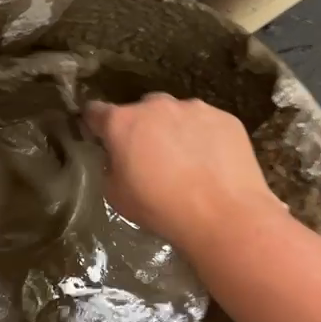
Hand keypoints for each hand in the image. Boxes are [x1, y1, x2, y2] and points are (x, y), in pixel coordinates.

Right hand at [82, 93, 284, 252]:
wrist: (225, 216)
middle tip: (148, 158)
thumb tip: (117, 158)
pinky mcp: (225, 118)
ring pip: (173, 114)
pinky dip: (202, 136)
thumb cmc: (161, 207)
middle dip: (139, 129)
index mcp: (121, 122)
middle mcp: (155, 105)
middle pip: (138, 111)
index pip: (95, 111)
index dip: (95, 126)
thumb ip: (109, 166)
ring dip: (171, 130)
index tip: (101, 140)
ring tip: (184, 160)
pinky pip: (204, 123)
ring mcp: (193, 108)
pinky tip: (209, 162)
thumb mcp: (115, 194)